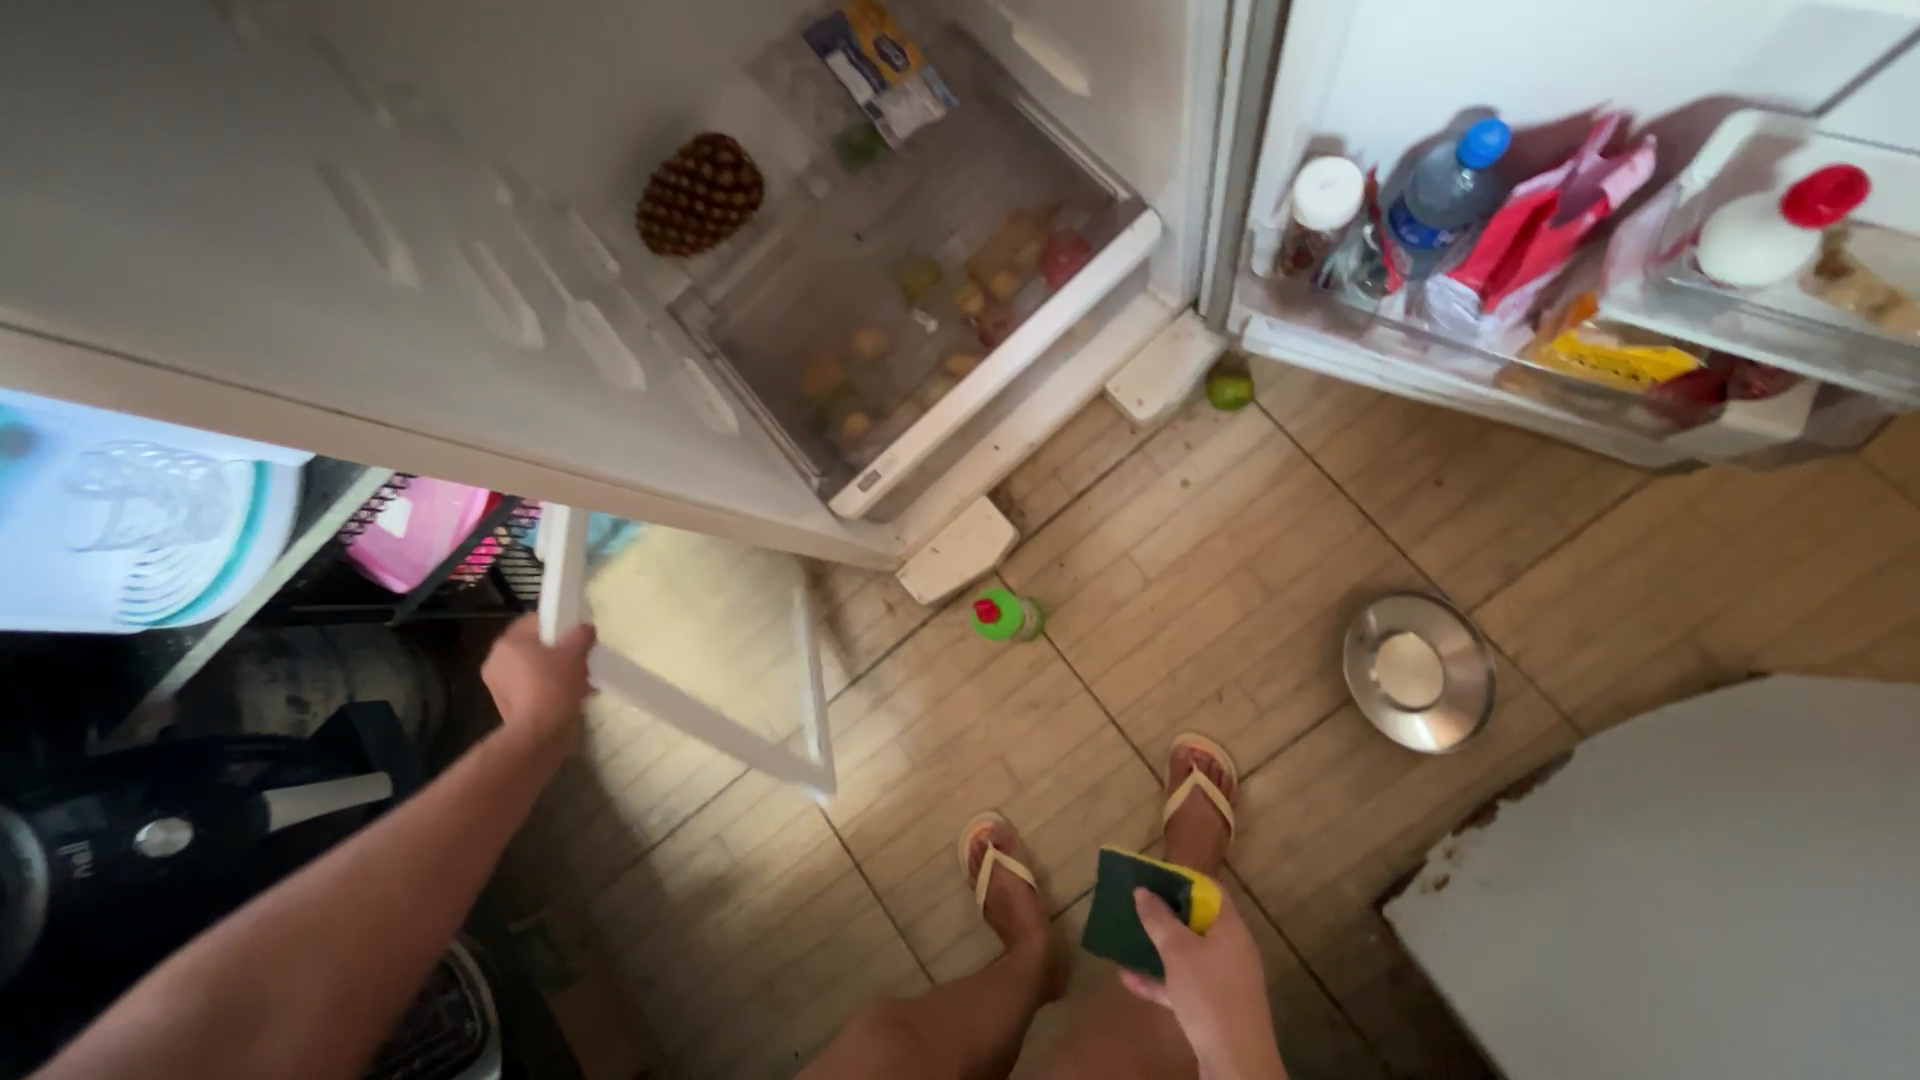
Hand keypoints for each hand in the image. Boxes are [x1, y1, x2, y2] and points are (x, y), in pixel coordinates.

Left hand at [481, 615, 595, 754]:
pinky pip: (531, 687)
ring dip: (555, 671)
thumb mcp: (576, 652)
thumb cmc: (554, 684)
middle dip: (558, 651)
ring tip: (581, 680)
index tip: (576, 633)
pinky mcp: (506, 705)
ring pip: (533, 668)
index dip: (558, 623)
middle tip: (580, 657)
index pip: (534, 621)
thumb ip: (581, 634)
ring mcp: (498, 685)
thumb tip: (584, 629)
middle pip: (533, 646)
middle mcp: (496, 660)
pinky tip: (571, 695)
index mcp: (508, 643)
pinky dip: (549, 688)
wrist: (540, 731)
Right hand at [1121, 889, 1287, 1079]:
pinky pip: (1184, 983)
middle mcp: (1231, 948)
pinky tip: (1128, 978)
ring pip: (1188, 953)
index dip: (1182, 880)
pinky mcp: (1215, 1005)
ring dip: (1159, 947)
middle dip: (1165, 913)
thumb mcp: (1178, 952)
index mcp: (1230, 927)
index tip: (1153, 877)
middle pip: (1197, 921)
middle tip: (1136, 904)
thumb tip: (1143, 890)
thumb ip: (1158, 919)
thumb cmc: (1209, 994)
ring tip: (1128, 937)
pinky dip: (1160, 979)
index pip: (1210, 889)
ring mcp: (1224, 979)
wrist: (1236, 1063)